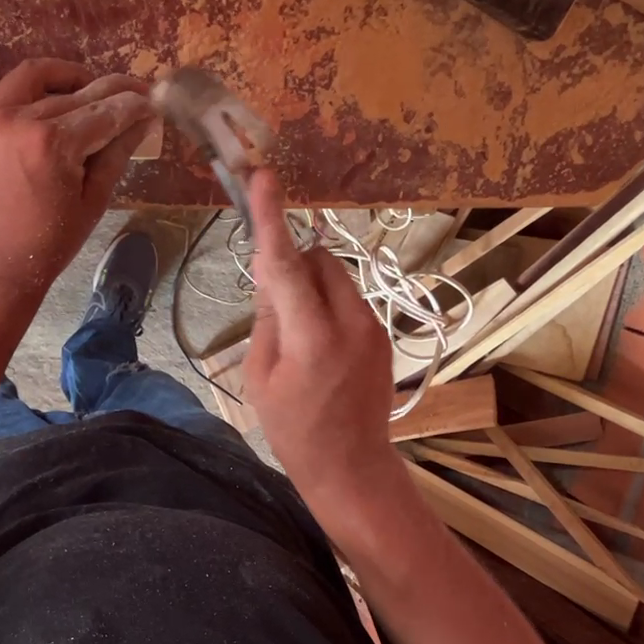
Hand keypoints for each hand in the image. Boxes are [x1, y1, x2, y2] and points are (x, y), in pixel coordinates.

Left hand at [0, 51, 157, 293]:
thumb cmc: (52, 242)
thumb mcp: (94, 200)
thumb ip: (117, 152)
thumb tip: (144, 117)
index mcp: (54, 144)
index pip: (105, 110)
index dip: (133, 105)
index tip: (150, 101)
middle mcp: (18, 120)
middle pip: (73, 94)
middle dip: (107, 94)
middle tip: (126, 100)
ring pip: (29, 78)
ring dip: (60, 77)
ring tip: (80, 91)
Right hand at [242, 169, 399, 501]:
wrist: (352, 466)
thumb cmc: (294, 430)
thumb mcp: (260, 378)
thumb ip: (267, 318)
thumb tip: (269, 272)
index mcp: (311, 338)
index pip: (286, 264)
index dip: (272, 218)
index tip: (263, 177)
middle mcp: (350, 322)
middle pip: (317, 259)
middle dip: (292, 264)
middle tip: (271, 298)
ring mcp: (372, 326)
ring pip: (335, 277)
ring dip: (310, 285)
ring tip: (296, 332)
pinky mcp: (382, 334)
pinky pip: (349, 299)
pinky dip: (327, 304)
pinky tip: (317, 344)